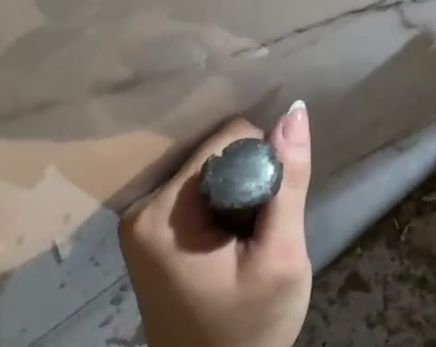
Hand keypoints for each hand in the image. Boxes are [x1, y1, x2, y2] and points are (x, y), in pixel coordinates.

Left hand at [120, 104, 313, 346]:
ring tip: (253, 231)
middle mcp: (140, 210)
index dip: (264, 162)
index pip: (226, 141)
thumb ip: (287, 182)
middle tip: (264, 224)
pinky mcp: (153, 234)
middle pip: (216, 152)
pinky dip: (228, 203)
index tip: (274, 204)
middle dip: (251, 176)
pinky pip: (202, 191)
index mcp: (159, 214)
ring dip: (242, 189)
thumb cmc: (249, 329)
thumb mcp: (280, 256)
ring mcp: (143, 223)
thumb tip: (295, 110)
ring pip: (213, 169)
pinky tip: (238, 234)